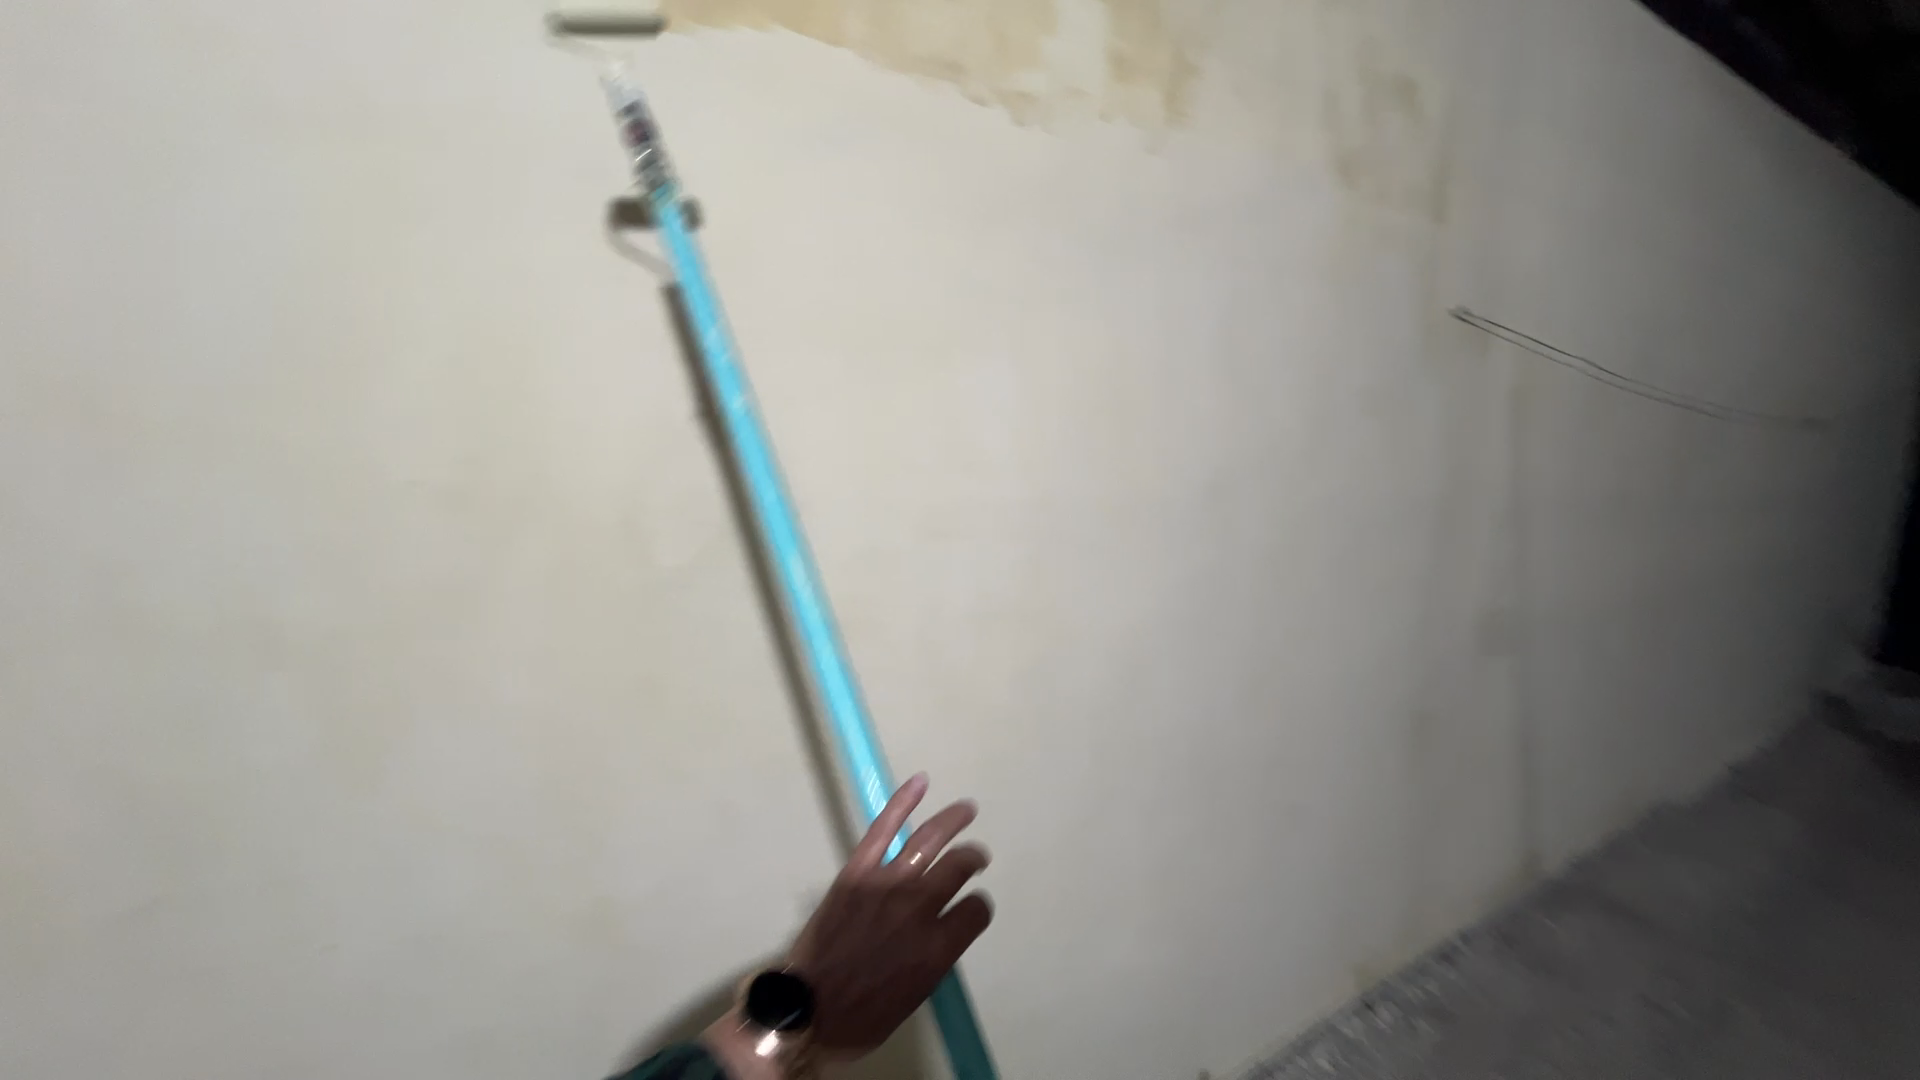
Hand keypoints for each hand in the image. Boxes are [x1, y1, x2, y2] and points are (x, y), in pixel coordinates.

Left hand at [788, 773, 993, 1059]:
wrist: (808, 1010)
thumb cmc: (865, 1014)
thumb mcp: (917, 994)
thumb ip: (937, 954)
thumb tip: (945, 925)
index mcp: (938, 946)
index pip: (976, 910)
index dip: (978, 906)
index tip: (973, 905)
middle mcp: (920, 908)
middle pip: (960, 867)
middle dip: (974, 858)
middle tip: (976, 856)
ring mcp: (887, 883)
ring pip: (930, 838)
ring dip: (954, 820)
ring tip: (967, 809)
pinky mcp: (858, 869)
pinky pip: (884, 827)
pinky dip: (903, 801)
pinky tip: (920, 782)